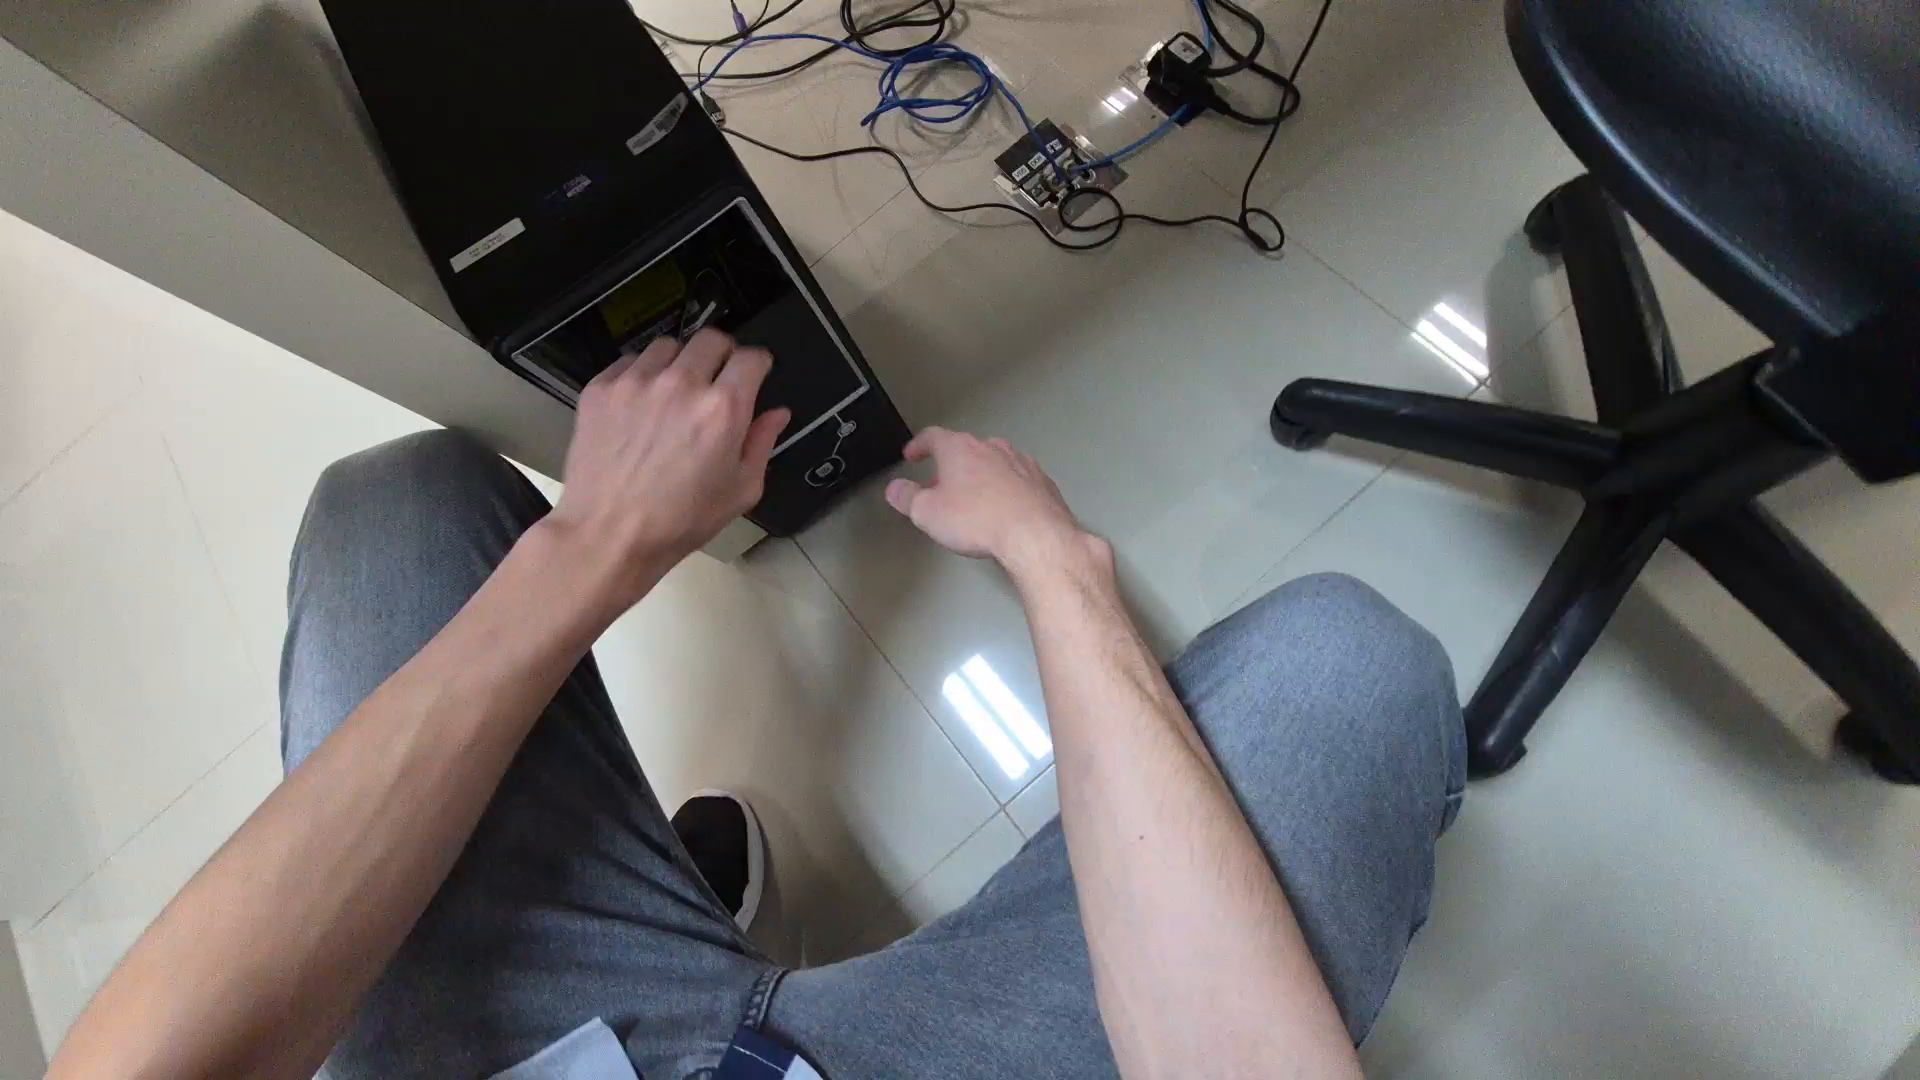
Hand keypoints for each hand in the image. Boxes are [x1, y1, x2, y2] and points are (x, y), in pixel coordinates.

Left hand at [546, 330, 788, 604]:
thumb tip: (777, 413)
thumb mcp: (741, 490)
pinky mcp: (601, 388)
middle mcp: (681, 384)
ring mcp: (637, 382)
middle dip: (723, 355)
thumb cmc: (682, 520)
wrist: (609, 534)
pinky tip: (644, 404)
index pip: (751, 357)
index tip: (755, 375)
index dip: (758, 365)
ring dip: (682, 361)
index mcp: (723, 409)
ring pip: (670, 345)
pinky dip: (644, 374)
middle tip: (719, 380)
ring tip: (677, 391)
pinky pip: (630, 362)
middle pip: (712, 339)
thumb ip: (762, 443)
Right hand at [884, 427, 1102, 578]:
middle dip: (950, 468)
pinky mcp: (1042, 482)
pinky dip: (1006, 490)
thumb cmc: (978, 520)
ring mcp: (1021, 462)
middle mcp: (991, 448)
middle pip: (964, 451)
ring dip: (979, 478)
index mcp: (960, 449)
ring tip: (972, 502)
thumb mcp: (927, 513)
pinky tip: (1003, 511)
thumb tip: (895, 489)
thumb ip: (907, 498)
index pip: (932, 437)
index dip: (919, 445)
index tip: (912, 454)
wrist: (1034, 534)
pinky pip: (1017, 481)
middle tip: (939, 489)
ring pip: (993, 464)